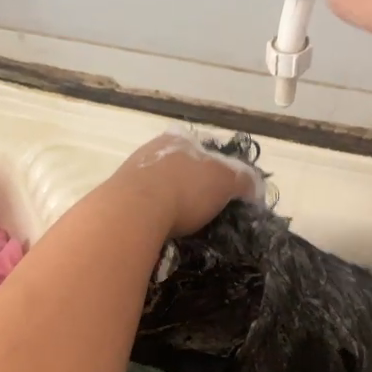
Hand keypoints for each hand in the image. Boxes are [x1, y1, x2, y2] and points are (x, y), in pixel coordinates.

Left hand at [106, 133, 260, 236]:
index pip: (204, 150)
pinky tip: (160, 231)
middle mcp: (152, 150)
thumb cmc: (185, 189)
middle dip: (192, 187)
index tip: (224, 193)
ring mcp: (130, 175)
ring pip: (158, 187)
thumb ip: (242, 180)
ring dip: (170, 203)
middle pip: (179, 168)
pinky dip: (153, 217)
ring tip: (182, 226)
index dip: (217, 170)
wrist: (133, 212)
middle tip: (204, 212)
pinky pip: (142, 207)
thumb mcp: (225, 181)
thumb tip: (253, 187)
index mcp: (178, 140)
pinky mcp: (118, 200)